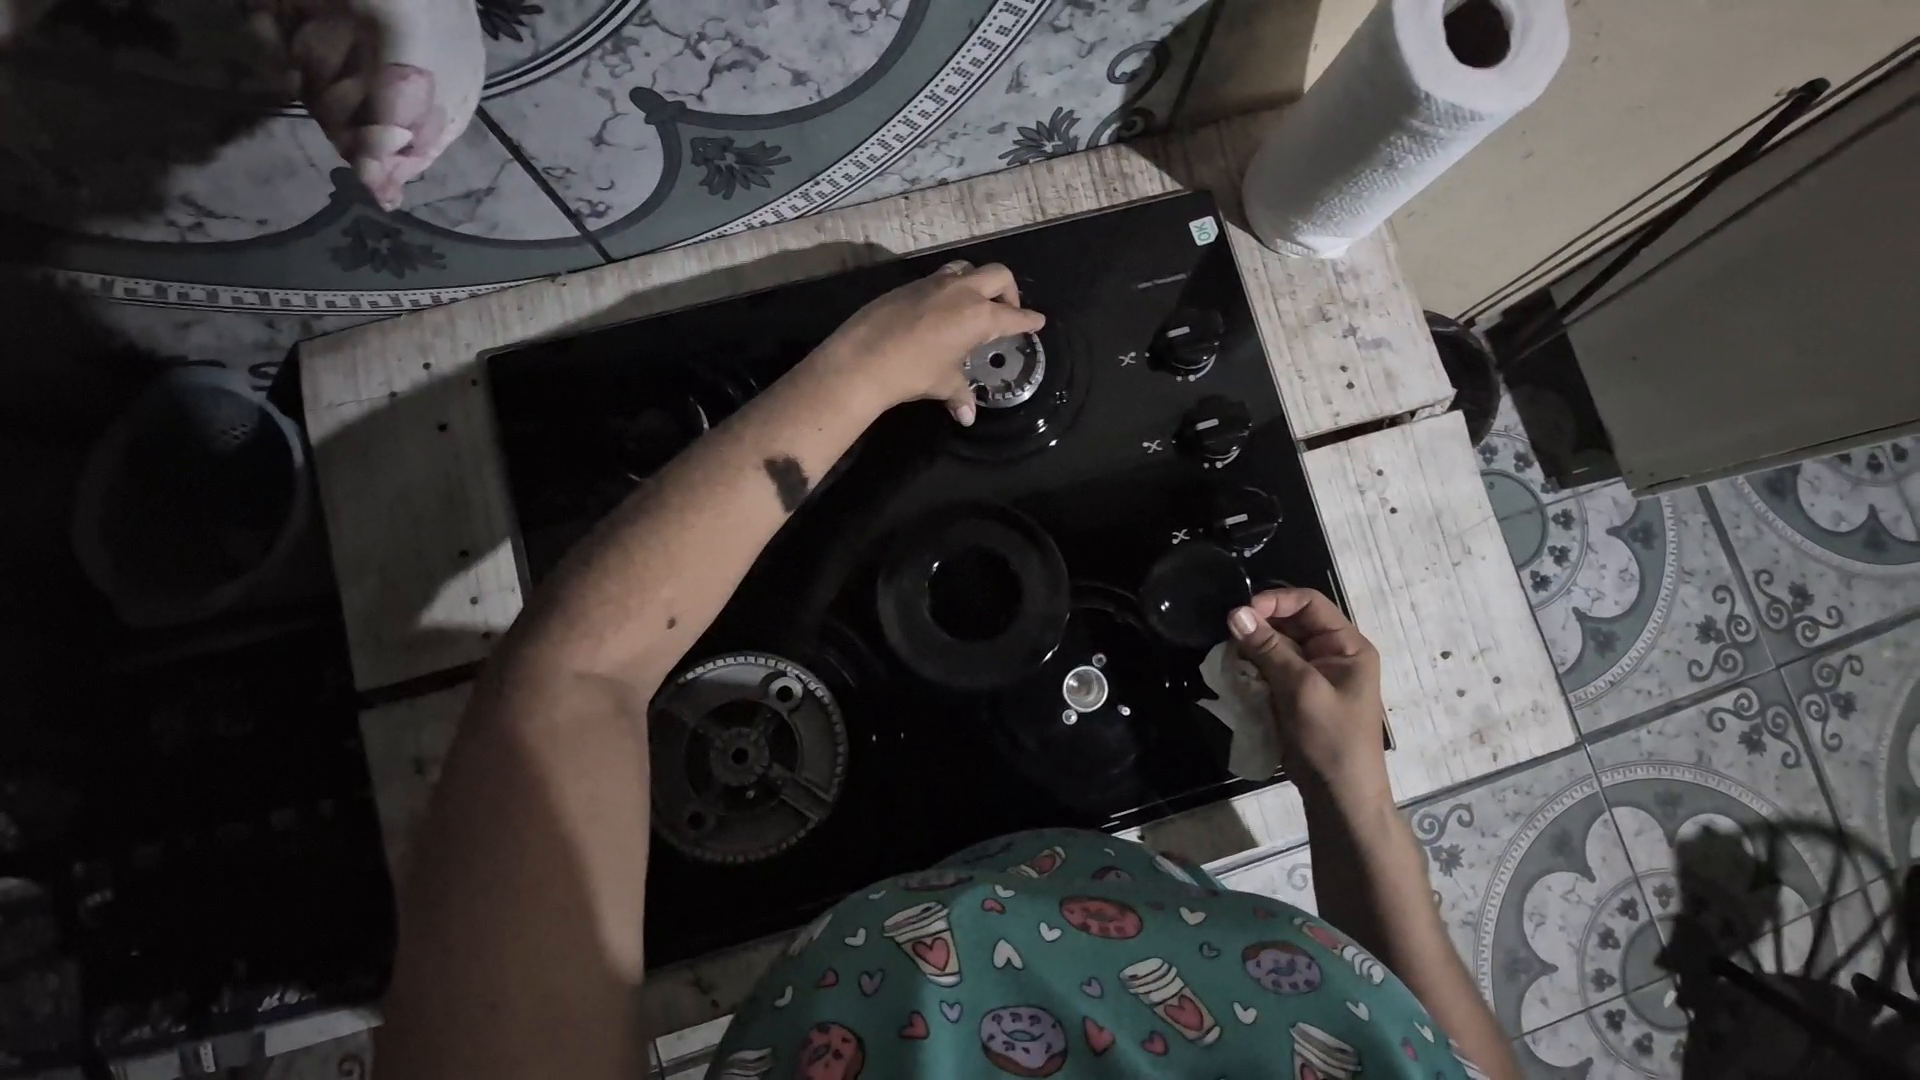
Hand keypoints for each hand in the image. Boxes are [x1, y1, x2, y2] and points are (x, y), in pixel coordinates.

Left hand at [804, 261, 1046, 425]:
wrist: (863, 358)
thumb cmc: (913, 372)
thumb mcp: (942, 384)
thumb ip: (960, 395)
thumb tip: (968, 417)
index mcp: (979, 316)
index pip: (1014, 315)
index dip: (1028, 320)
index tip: (1038, 321)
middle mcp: (962, 292)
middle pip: (998, 276)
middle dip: (1009, 291)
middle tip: (1006, 311)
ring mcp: (935, 283)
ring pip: (967, 269)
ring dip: (978, 282)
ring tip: (973, 304)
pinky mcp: (910, 285)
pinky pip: (940, 278)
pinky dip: (950, 289)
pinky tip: (940, 311)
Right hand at [1227, 589, 1386, 791]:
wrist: (1338, 794)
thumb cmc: (1331, 739)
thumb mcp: (1301, 689)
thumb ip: (1268, 649)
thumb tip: (1236, 614)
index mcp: (1347, 646)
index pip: (1310, 604)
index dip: (1276, 601)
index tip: (1242, 613)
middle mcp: (1331, 654)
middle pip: (1290, 622)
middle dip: (1259, 626)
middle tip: (1228, 636)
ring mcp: (1312, 674)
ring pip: (1275, 645)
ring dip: (1251, 648)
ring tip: (1228, 656)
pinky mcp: (1294, 693)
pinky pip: (1269, 668)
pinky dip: (1250, 667)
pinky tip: (1234, 673)